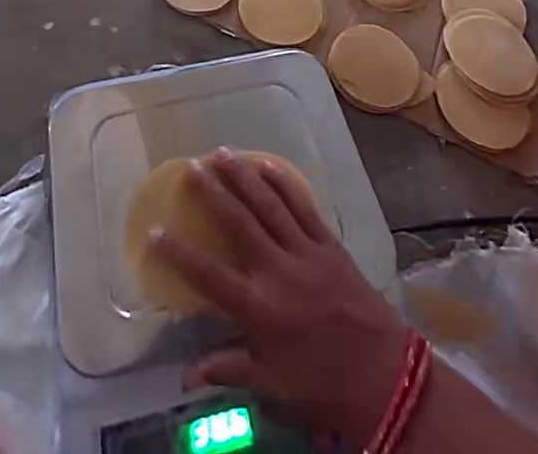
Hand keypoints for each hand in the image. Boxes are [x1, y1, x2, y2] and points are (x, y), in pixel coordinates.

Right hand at [150, 149, 410, 442]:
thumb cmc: (321, 383)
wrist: (382, 373)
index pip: (208, 275)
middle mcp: (278, 271)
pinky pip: (303, 207)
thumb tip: (188, 374)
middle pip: (238, 223)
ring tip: (222, 154)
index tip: (155, 229)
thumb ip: (228, 370)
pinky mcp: (329, 245)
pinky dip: (284, 184)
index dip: (179, 252)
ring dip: (244, 178)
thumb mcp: (270, 383)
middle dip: (212, 193)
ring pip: (269, 206)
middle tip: (192, 167)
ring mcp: (306, 252)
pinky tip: (267, 165)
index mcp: (258, 308)